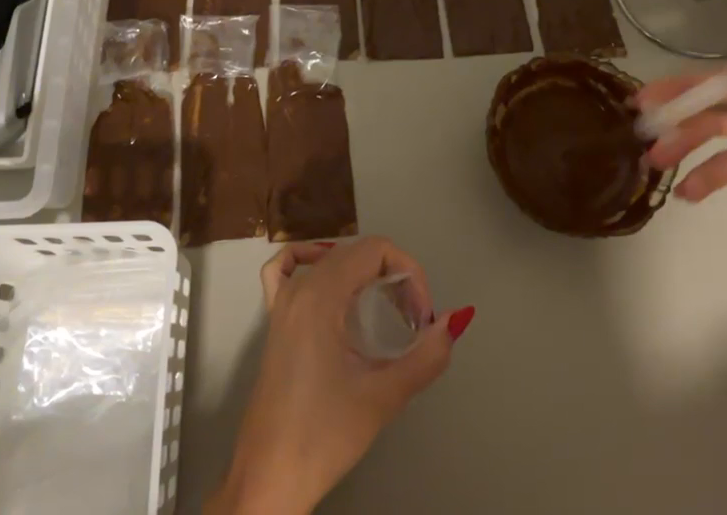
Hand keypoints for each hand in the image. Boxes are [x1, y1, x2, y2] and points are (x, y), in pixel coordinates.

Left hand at [208, 237, 472, 514]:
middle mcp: (298, 290)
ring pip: (328, 259)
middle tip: (413, 325)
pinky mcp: (275, 323)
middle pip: (355, 252)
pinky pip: (286, 271)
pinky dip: (311, 263)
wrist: (270, 475)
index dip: (409, 275)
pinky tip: (333, 283)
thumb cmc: (324, 434)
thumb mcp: (384, 396)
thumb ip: (426, 355)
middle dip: (393, 277)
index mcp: (320, 297)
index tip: (421, 321)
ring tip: (386, 308)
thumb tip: (456, 320)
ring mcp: (281, 304)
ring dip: (363, 273)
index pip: (375, 250)